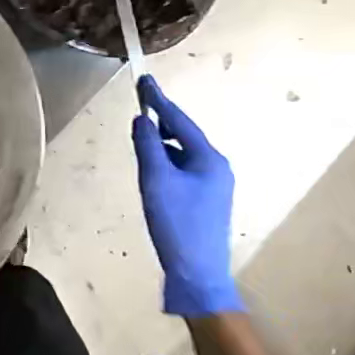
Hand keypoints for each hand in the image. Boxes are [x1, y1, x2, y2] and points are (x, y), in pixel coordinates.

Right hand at [132, 75, 242, 317]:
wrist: (197, 274)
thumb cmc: (176, 223)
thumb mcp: (155, 179)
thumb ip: (147, 144)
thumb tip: (141, 119)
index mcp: (209, 159)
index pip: (179, 120)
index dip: (158, 99)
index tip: (143, 79)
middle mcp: (217, 167)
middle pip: (183, 135)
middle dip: (160, 124)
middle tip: (137, 114)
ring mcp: (214, 185)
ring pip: (182, 154)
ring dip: (161, 147)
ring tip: (141, 150)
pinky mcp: (206, 200)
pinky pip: (183, 170)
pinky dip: (166, 164)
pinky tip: (152, 175)